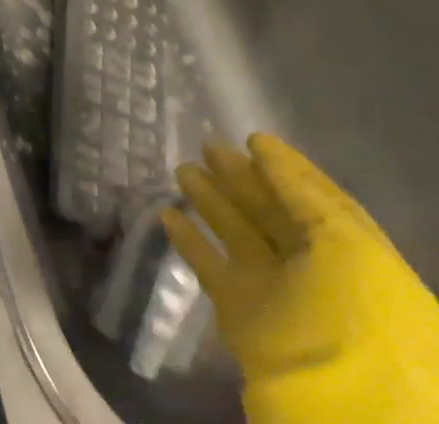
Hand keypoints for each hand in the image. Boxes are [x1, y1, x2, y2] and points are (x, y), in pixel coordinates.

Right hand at [163, 133, 438, 423]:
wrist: (334, 386)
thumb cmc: (357, 309)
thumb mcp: (346, 243)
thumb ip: (306, 196)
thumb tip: (261, 146)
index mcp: (356, 254)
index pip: (320, 203)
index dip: (289, 170)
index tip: (253, 137)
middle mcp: (317, 268)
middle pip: (274, 215)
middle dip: (243, 179)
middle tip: (207, 145)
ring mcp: (275, 288)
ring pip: (238, 233)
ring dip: (211, 200)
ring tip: (182, 169)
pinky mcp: (236, 303)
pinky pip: (207, 264)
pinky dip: (187, 239)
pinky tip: (166, 213)